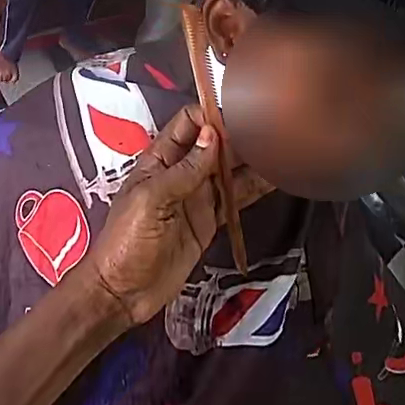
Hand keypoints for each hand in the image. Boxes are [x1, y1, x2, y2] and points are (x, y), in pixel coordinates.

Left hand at [75, 105, 271, 325]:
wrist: (123, 292)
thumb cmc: (126, 240)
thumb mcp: (151, 200)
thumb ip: (184, 169)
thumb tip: (212, 135)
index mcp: (160, 159)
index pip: (188, 123)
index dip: (211, 115)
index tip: (239, 113)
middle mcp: (180, 172)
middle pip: (213, 144)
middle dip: (238, 134)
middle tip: (271, 128)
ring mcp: (196, 196)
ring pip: (228, 170)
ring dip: (251, 160)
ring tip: (281, 148)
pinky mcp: (208, 221)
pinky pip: (233, 199)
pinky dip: (253, 190)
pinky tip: (274, 179)